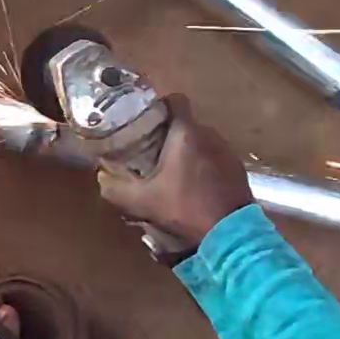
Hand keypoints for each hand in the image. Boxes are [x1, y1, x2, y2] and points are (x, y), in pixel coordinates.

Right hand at [95, 93, 252, 245]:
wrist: (233, 239)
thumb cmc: (185, 209)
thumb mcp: (141, 201)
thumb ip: (114, 187)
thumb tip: (101, 176)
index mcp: (186, 133)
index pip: (176, 99)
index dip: (159, 105)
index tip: (144, 119)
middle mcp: (210, 135)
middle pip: (185, 121)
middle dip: (168, 130)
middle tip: (149, 147)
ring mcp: (227, 152)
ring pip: (200, 139)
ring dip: (186, 148)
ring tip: (170, 167)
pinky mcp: (238, 169)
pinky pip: (214, 155)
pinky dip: (202, 162)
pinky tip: (191, 184)